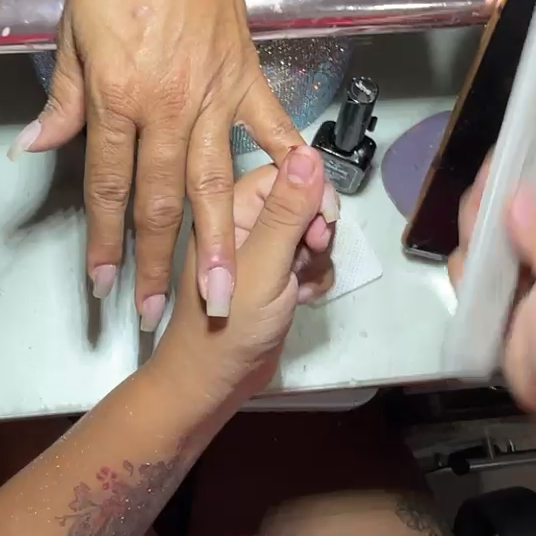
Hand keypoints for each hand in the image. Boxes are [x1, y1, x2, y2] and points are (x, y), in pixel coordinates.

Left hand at [9, 0, 333, 330]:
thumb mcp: (73, 32)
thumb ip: (63, 101)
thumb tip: (34, 149)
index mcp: (117, 97)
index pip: (108, 186)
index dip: (104, 241)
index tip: (102, 287)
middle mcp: (167, 108)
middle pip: (159, 201)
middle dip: (155, 263)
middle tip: (154, 315)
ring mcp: (214, 97)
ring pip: (214, 184)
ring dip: (216, 244)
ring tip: (222, 295)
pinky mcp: (249, 79)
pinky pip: (270, 129)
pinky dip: (286, 166)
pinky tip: (303, 207)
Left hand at [154, 146, 334, 403]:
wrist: (214, 383)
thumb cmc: (230, 325)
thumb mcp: (263, 264)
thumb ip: (287, 210)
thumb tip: (308, 151)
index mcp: (230, 209)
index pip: (283, 173)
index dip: (310, 193)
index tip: (322, 222)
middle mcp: (245, 224)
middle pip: (302, 202)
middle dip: (315, 231)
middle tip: (307, 257)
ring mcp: (261, 252)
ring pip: (310, 235)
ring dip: (316, 260)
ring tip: (299, 287)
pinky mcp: (275, 278)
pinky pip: (309, 263)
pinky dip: (313, 280)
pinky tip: (302, 300)